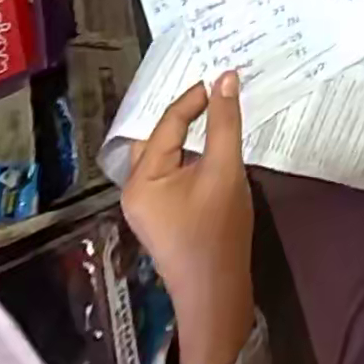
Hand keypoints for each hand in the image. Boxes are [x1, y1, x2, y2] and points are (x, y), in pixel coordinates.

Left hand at [121, 72, 253, 363]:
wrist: (218, 288)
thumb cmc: (217, 229)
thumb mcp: (225, 168)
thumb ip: (225, 122)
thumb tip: (226, 78)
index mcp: (142, 180)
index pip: (167, 124)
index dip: (194, 97)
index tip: (223, 76)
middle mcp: (137, 187)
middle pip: (160, 135)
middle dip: (187, 109)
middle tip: (216, 84)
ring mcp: (150, 200)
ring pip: (168, 149)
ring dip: (191, 127)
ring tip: (217, 104)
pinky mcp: (165, 207)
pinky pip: (175, 164)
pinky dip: (193, 146)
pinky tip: (213, 138)